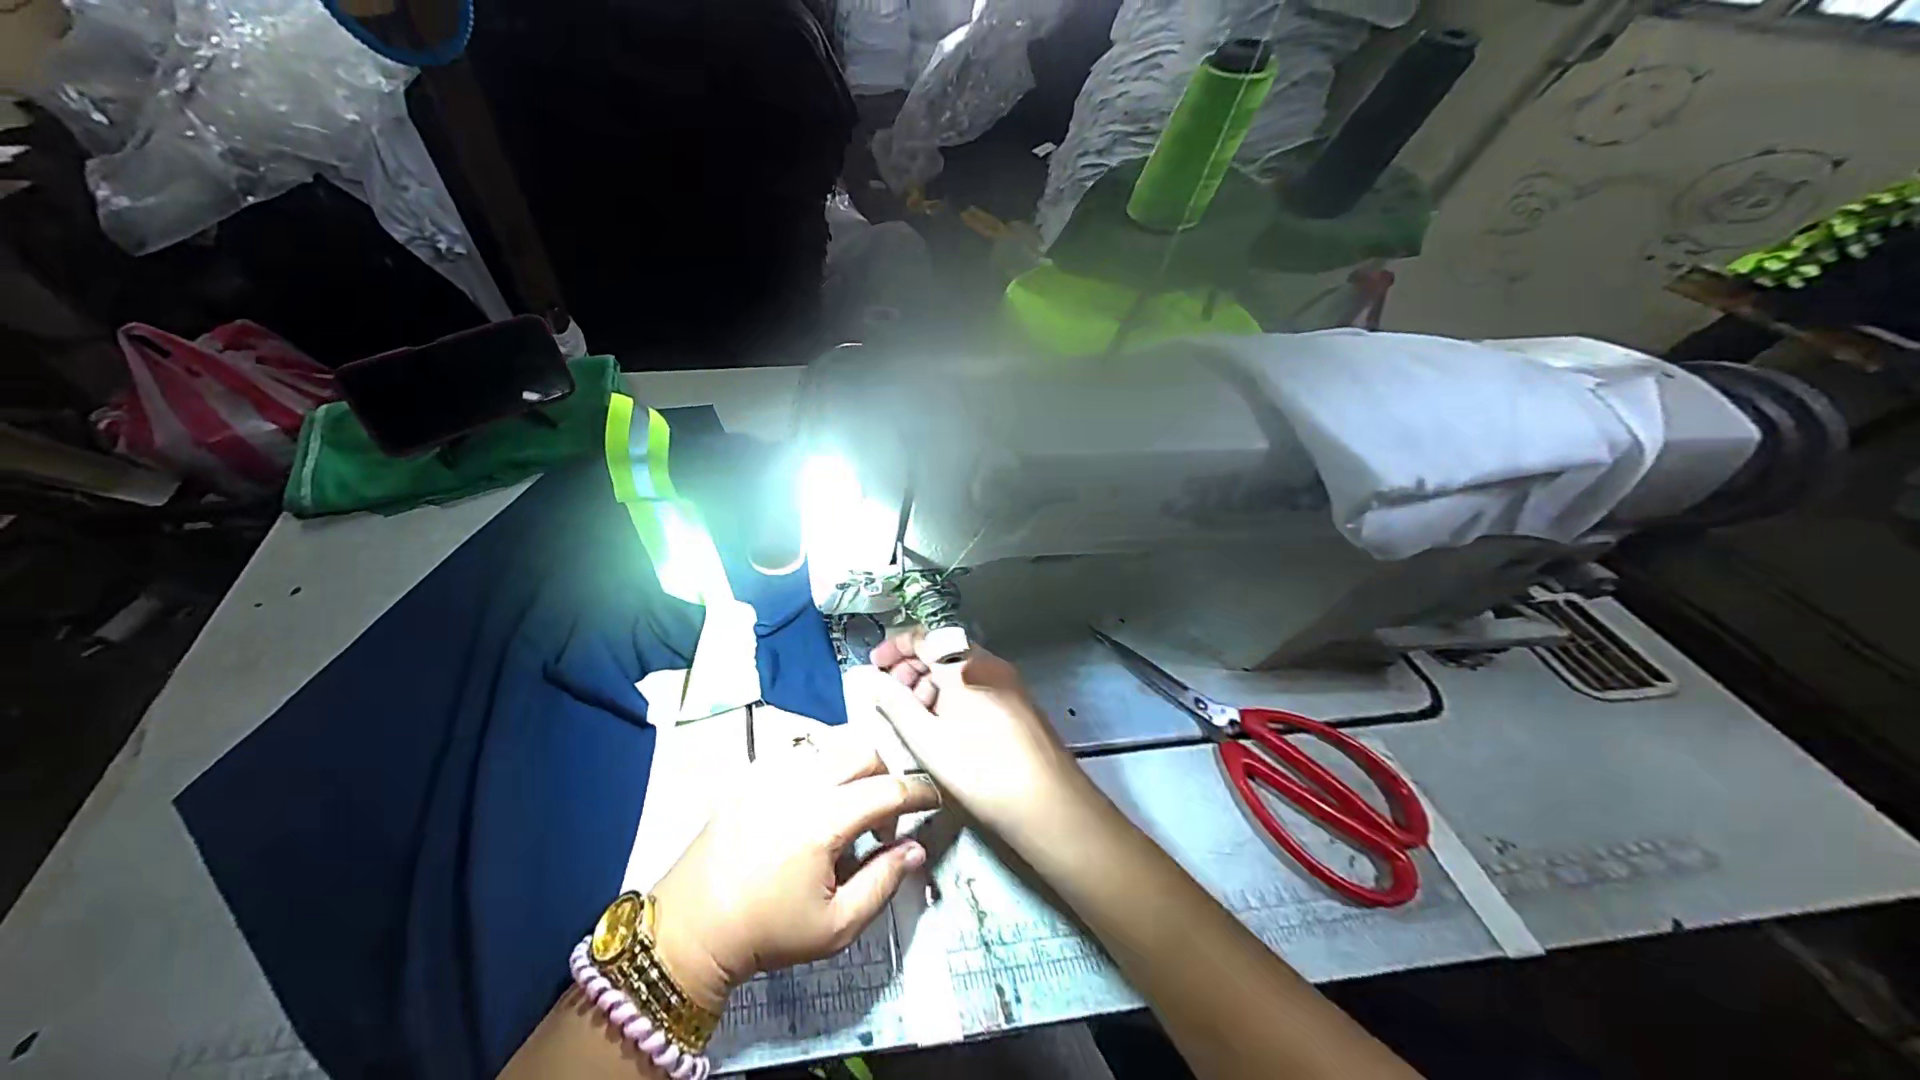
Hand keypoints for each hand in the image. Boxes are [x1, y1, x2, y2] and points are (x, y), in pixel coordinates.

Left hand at [648, 731, 939, 1011]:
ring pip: (831, 746)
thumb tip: (915, 848)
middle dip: (886, 776)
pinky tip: (810, 806)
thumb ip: (883, 881)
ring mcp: (770, 773)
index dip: (920, 791)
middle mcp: (799, 783)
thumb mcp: (837, 926)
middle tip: (882, 819)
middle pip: (863, 751)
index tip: (934, 800)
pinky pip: (799, 754)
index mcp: (823, 820)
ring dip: (852, 770)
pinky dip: (820, 769)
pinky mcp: (749, 775)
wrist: (691, 929)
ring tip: (844, 812)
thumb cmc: (768, 933)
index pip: (889, 789)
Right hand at [862, 630, 1087, 836]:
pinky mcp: (1019, 703)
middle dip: (912, 666)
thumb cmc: (982, 771)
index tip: (876, 663)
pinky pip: (978, 684)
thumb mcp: (927, 740)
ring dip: (932, 682)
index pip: (924, 637)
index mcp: (965, 665)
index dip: (896, 646)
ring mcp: (1008, 683)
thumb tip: (875, 681)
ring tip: (915, 714)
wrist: (1049, 802)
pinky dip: (954, 694)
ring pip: (961, 669)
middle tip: (890, 691)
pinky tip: (946, 726)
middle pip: (944, 650)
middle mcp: (990, 664)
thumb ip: (895, 705)